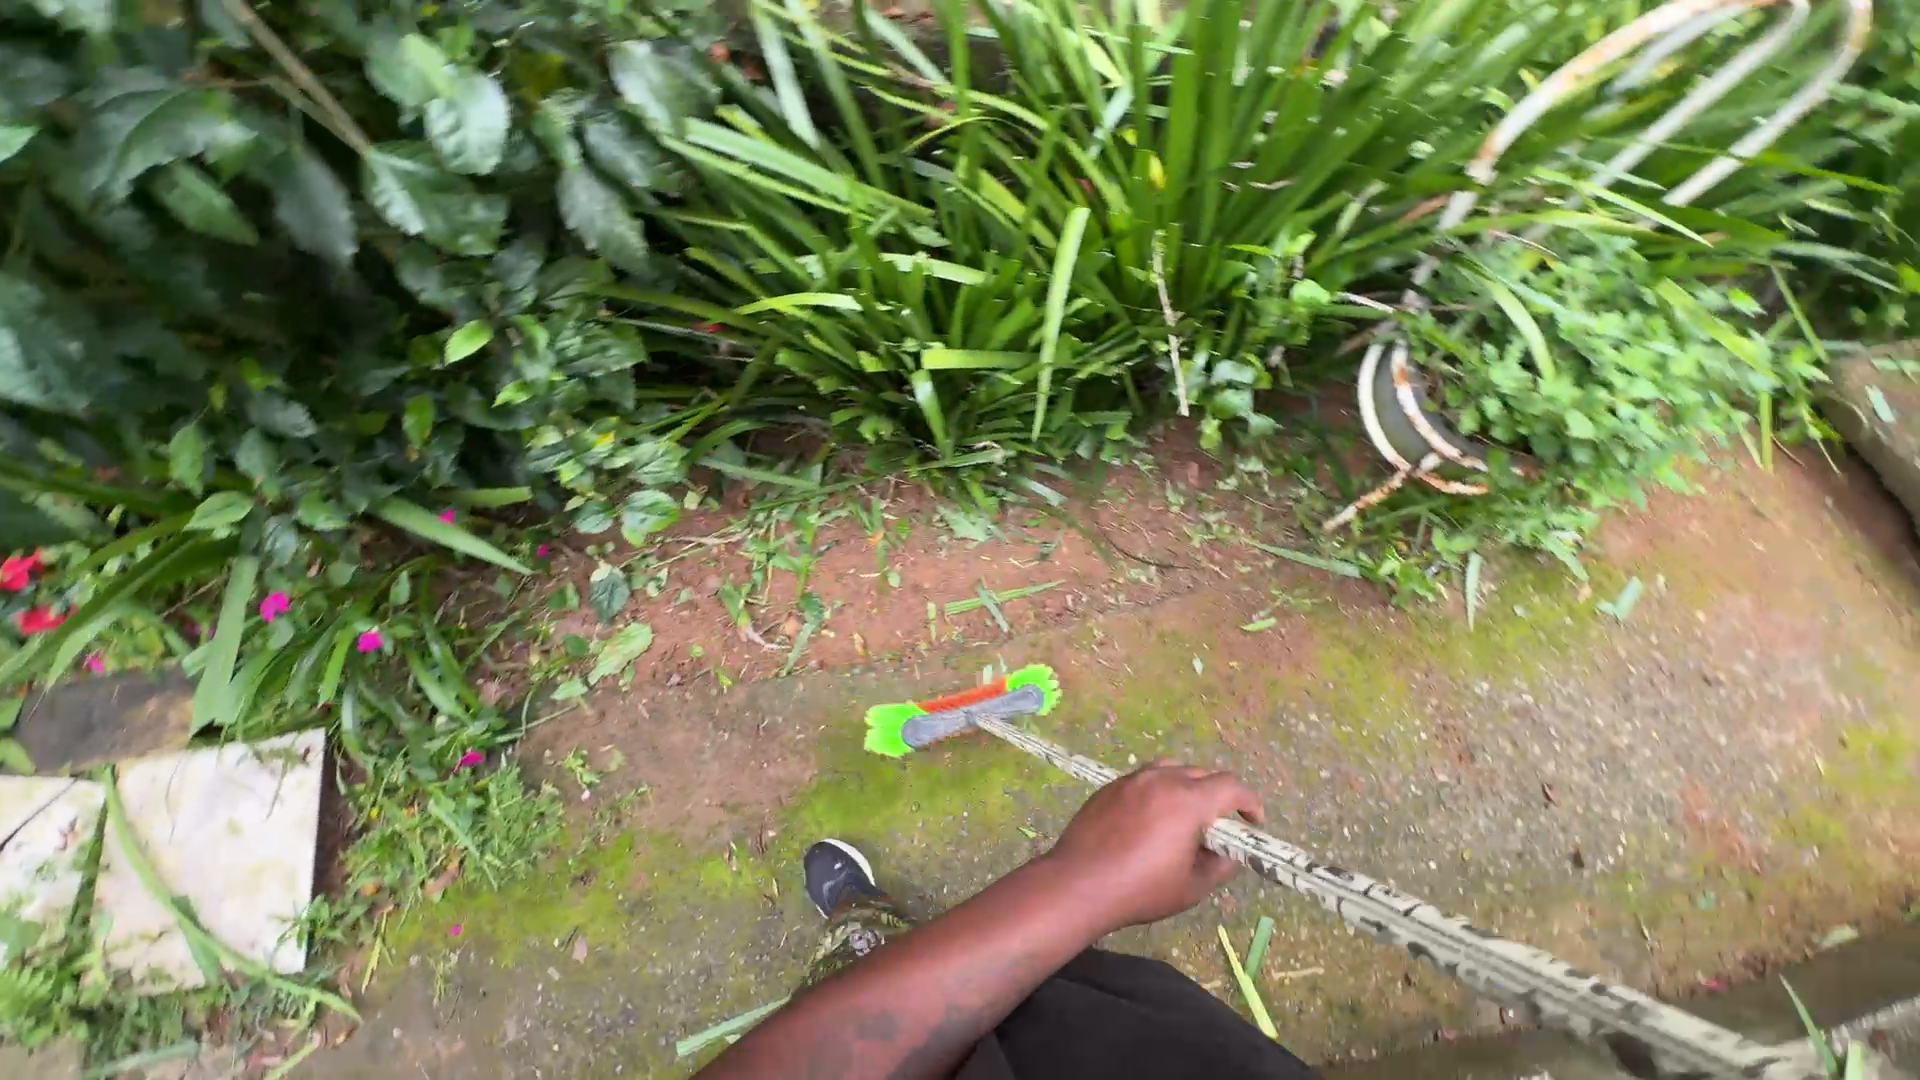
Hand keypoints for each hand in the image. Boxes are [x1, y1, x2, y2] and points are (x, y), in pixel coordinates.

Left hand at [1040, 762, 1265, 933]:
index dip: (1249, 802)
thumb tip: (1229, 852)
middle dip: (1219, 795)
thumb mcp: (1192, 886)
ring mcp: (1132, 779)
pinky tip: (1154, 816)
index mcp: (1187, 800)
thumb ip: (1220, 864)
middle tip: (1221, 824)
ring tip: (1188, 814)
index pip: (1231, 786)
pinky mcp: (1111, 786)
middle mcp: (1161, 779)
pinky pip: (1145, 778)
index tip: (1254, 822)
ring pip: (1171, 769)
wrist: (1079, 882)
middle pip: (1201, 774)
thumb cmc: (1141, 888)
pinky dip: (1160, 789)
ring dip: (1188, 786)